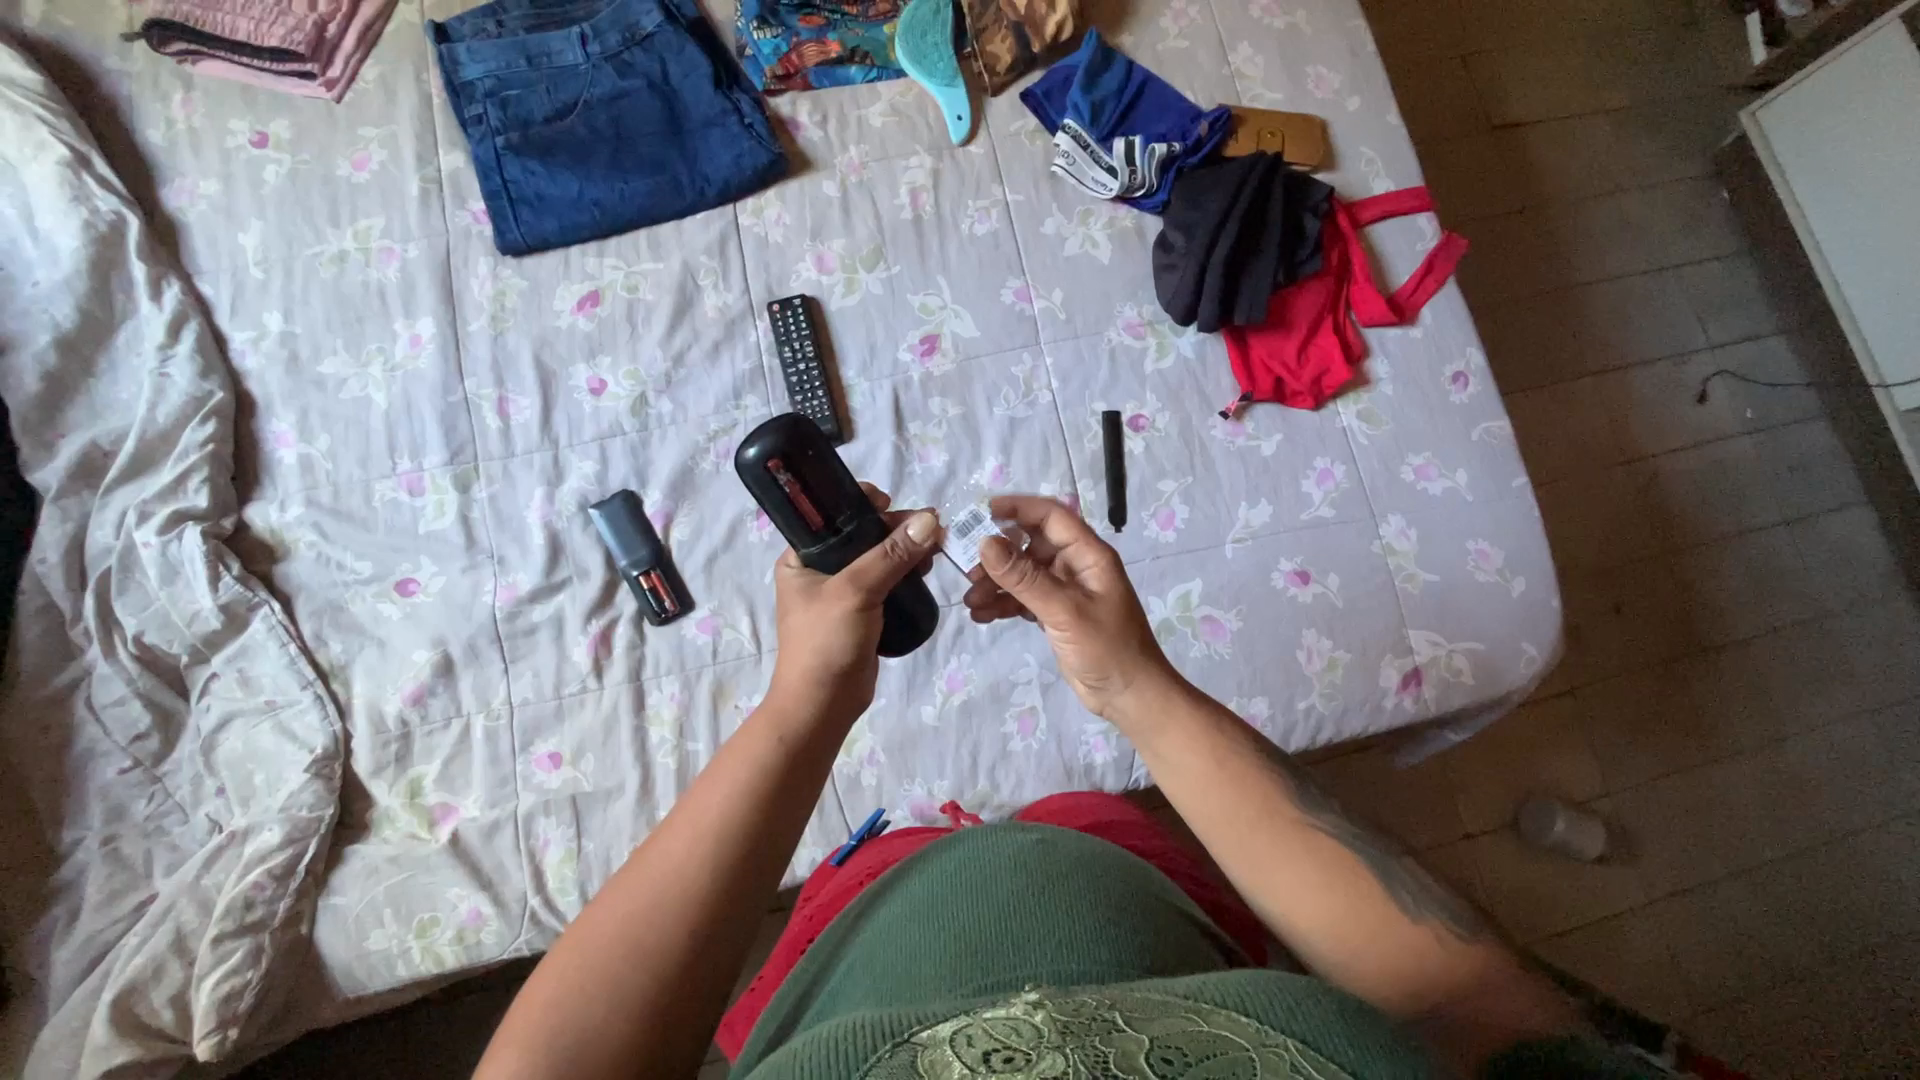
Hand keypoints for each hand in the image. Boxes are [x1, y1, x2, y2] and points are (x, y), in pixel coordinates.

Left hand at [768, 485, 938, 723]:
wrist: (823, 705)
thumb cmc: (825, 642)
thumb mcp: (856, 591)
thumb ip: (892, 555)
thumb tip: (930, 520)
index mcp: (801, 556)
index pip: (832, 514)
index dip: (863, 503)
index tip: (894, 504)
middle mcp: (819, 569)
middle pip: (862, 535)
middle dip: (896, 529)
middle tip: (930, 529)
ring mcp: (842, 592)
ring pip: (879, 559)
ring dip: (905, 551)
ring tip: (934, 551)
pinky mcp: (862, 613)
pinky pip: (887, 583)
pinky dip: (906, 575)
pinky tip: (926, 573)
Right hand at [962, 495, 1178, 721]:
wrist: (1130, 697)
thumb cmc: (1107, 649)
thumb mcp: (1064, 610)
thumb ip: (1025, 577)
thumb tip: (985, 543)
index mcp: (1088, 554)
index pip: (1050, 516)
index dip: (1017, 508)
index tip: (979, 512)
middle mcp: (1075, 566)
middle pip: (1030, 545)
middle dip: (997, 554)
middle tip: (966, 568)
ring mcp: (1065, 591)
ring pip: (1022, 574)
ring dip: (996, 583)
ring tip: (971, 601)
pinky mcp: (1056, 615)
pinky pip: (1023, 599)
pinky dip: (1003, 603)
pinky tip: (982, 615)